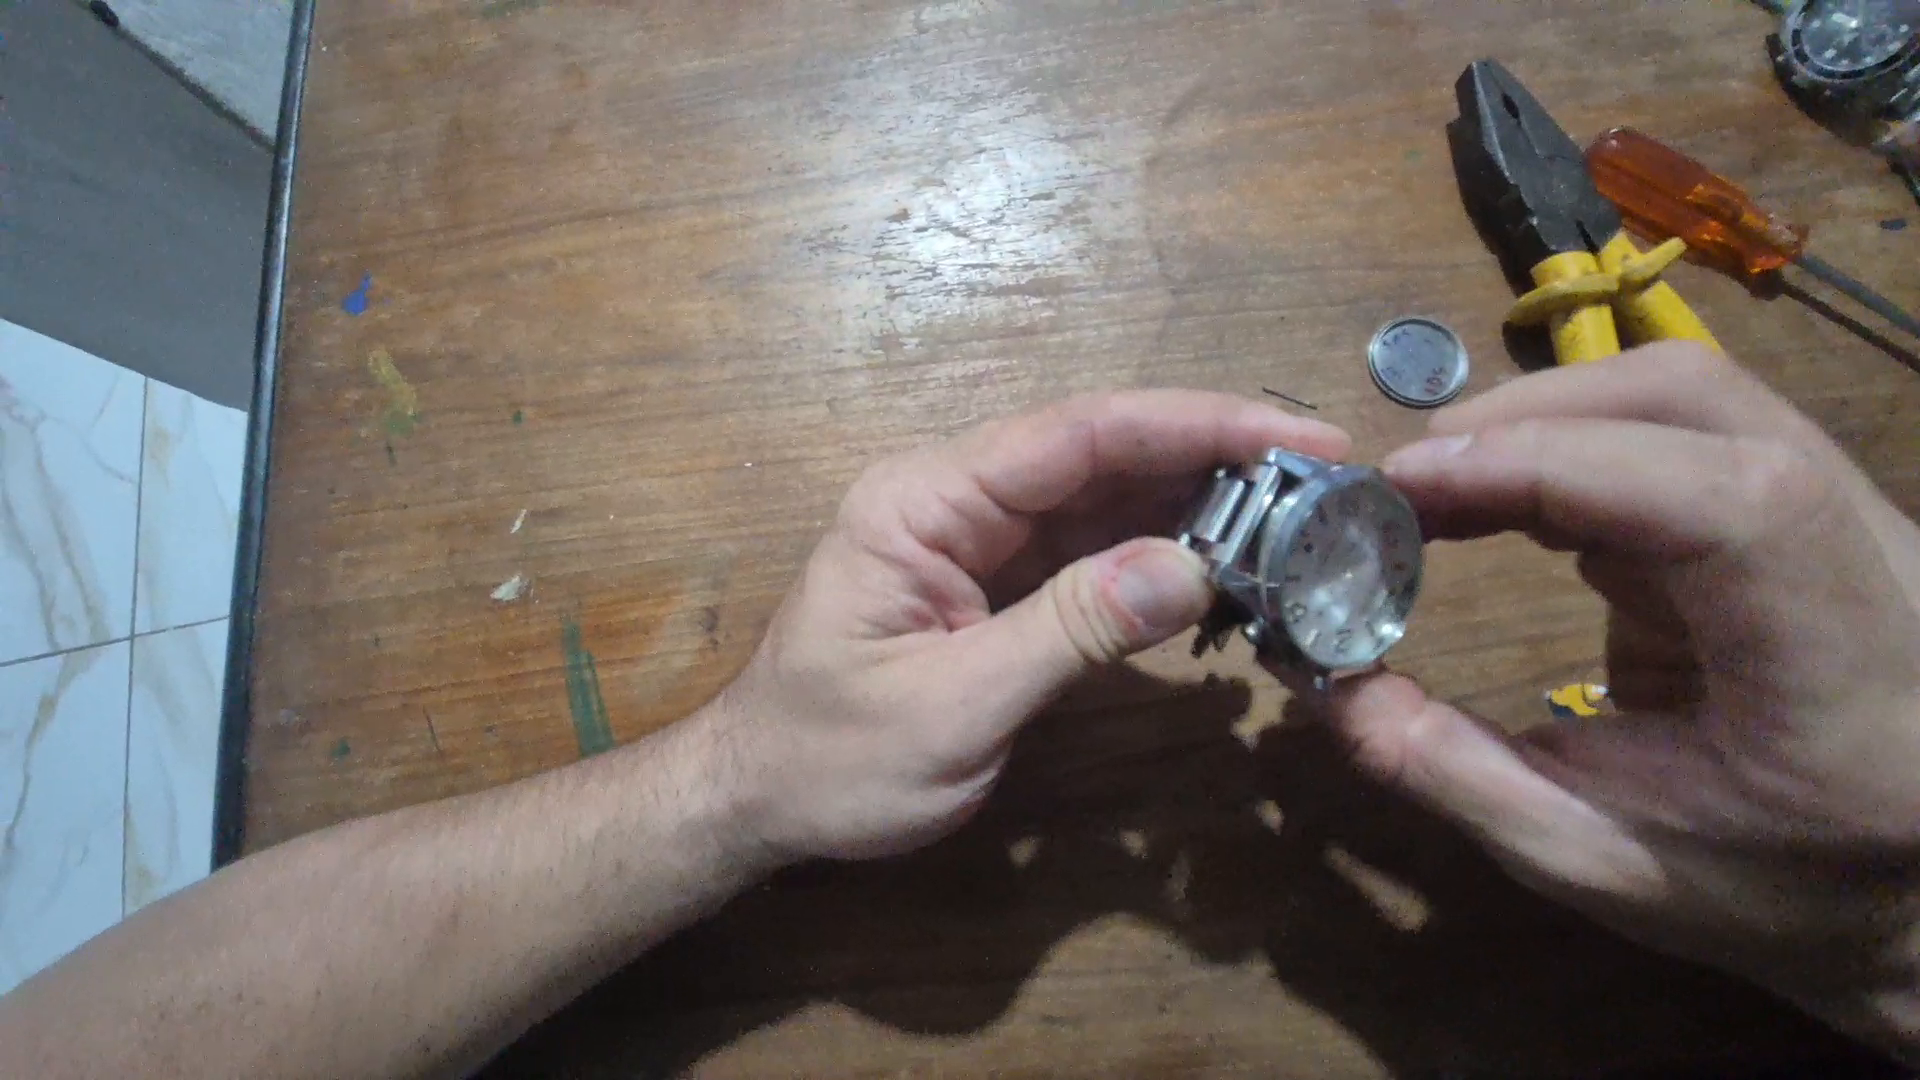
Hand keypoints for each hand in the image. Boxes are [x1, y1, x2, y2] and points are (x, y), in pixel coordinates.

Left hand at [703, 390, 1348, 862]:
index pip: (1073, 436)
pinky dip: (1156, 553)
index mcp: (923, 501)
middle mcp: (952, 497)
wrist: (762, 794)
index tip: (1295, 433)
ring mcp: (975, 536)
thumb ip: (1068, 631)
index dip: (1191, 424)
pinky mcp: (994, 579)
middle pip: (1096, 453)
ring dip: (1194, 503)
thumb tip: (1191, 569)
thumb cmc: (831, 759)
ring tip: (1293, 518)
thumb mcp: (951, 706)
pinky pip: (1087, 549)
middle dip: (1208, 457)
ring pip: (1101, 497)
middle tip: (1319, 477)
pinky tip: (1222, 564)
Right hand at [1318, 344, 1919, 1059]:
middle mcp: (1877, 562)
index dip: (1553, 466)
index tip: (1407, 487)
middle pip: (1697, 405)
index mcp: (1849, 676)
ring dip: (1524, 420)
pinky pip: (1652, 429)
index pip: (1728, 505)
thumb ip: (1432, 760)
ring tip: (1426, 487)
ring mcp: (1836, 517)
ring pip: (1676, 394)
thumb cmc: (1745, 885)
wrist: (1896, 882)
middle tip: (1400, 483)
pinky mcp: (1773, 507)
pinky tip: (1478, 498)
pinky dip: (1540, 443)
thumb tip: (1307, 667)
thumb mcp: (1571, 853)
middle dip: (1520, 419)